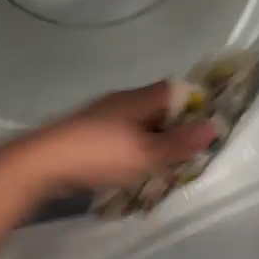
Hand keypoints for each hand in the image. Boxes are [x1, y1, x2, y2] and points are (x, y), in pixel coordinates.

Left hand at [3, 83, 218, 193]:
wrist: (44, 163)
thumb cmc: (100, 154)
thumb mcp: (146, 153)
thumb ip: (179, 142)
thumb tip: (214, 125)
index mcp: (138, 98)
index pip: (175, 90)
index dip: (193, 105)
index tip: (204, 130)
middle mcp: (121, 100)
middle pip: (158, 106)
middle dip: (174, 126)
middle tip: (187, 154)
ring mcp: (102, 115)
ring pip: (139, 122)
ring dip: (153, 139)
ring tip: (163, 166)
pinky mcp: (88, 132)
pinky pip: (122, 134)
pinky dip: (134, 147)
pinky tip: (132, 168)